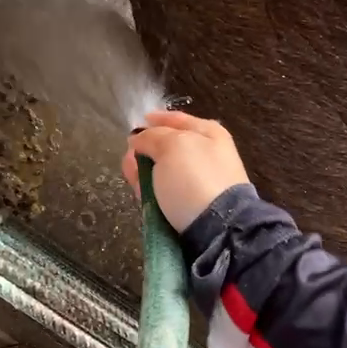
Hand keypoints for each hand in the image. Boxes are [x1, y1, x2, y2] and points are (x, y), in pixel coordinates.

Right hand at [123, 111, 250, 231]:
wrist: (217, 227)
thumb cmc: (195, 178)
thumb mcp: (172, 146)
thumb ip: (152, 136)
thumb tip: (138, 138)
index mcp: (208, 133)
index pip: (176, 120)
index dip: (155, 120)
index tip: (136, 124)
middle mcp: (205, 155)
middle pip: (166, 147)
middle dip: (145, 150)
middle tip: (129, 157)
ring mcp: (198, 181)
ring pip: (162, 171)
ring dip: (144, 172)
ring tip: (131, 176)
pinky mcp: (190, 205)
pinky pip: (164, 192)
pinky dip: (150, 190)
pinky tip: (140, 193)